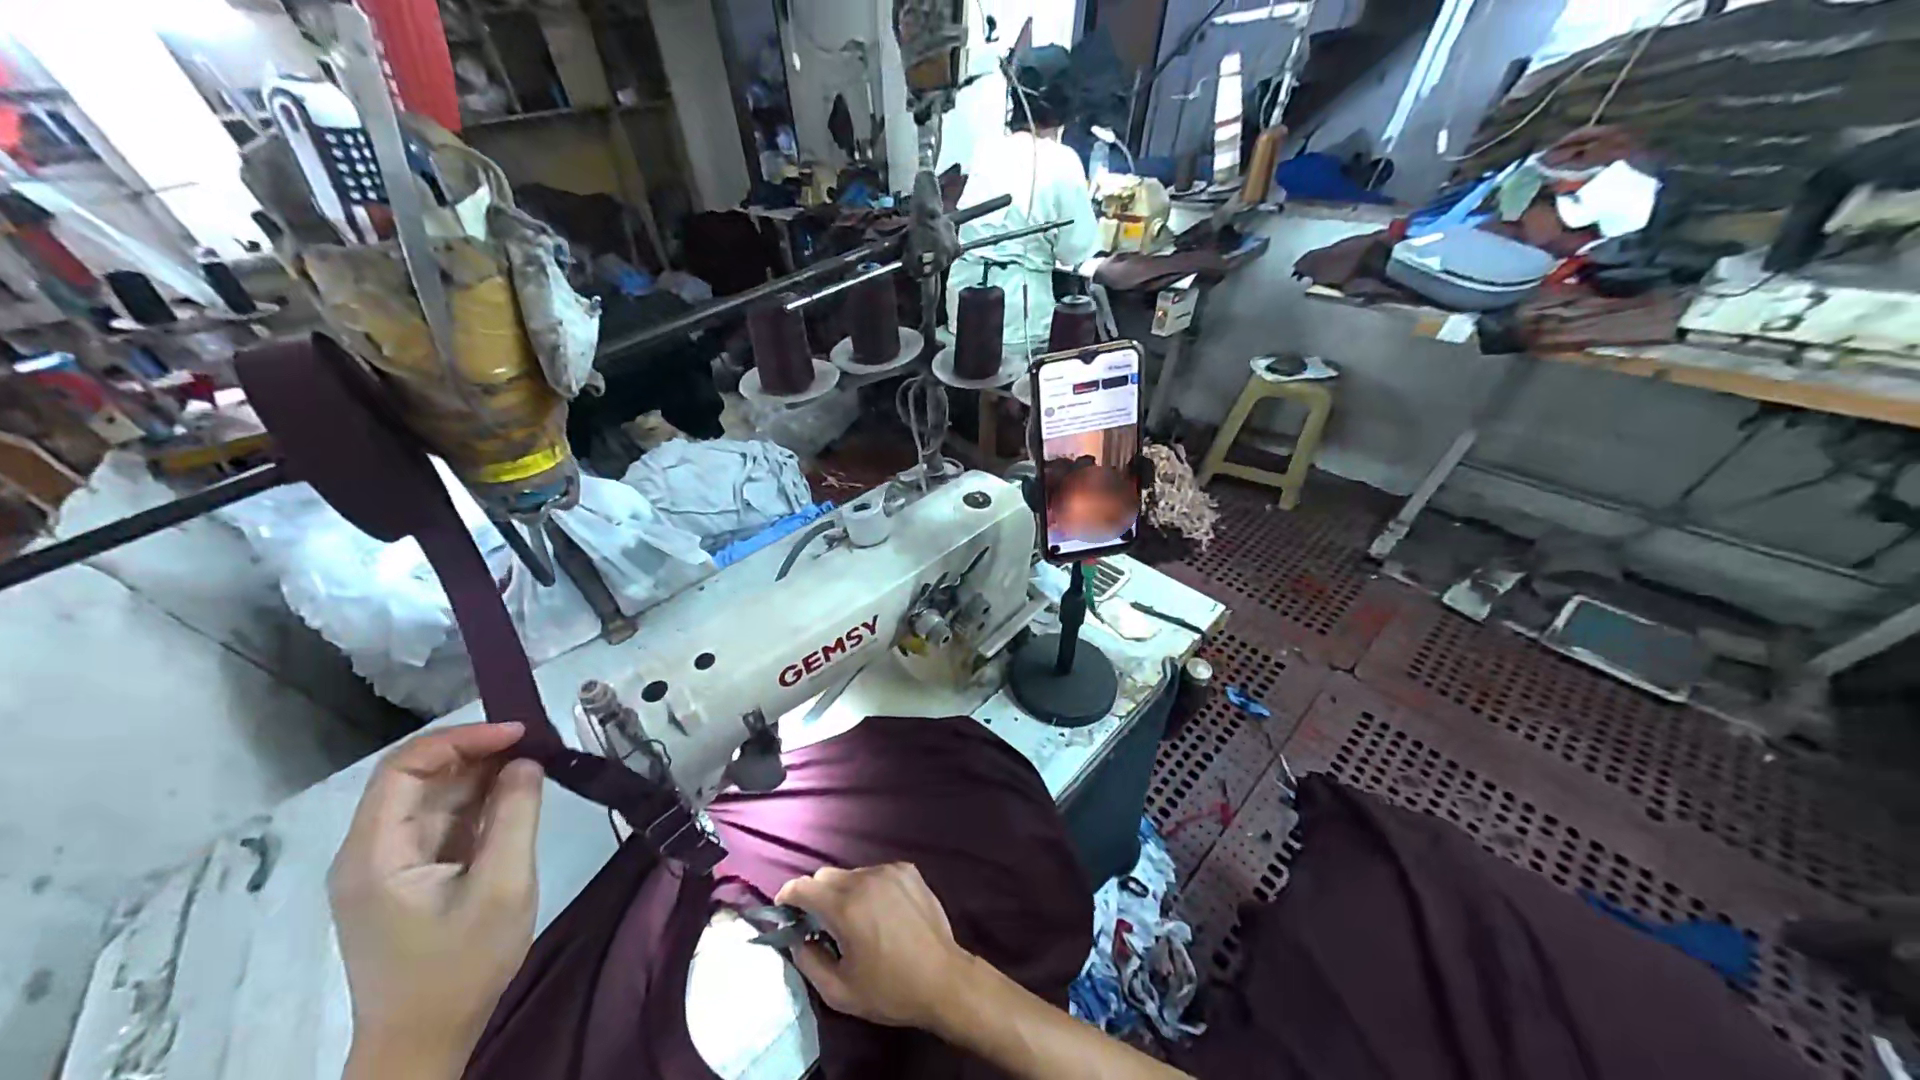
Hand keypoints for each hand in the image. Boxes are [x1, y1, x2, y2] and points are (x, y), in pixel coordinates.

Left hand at [330, 722, 543, 1073]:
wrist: (424, 1043)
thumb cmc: (459, 967)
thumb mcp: (501, 887)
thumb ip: (515, 816)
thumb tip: (526, 762)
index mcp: (375, 853)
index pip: (404, 768)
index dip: (461, 739)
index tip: (518, 733)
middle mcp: (371, 851)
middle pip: (417, 778)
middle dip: (476, 752)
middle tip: (536, 743)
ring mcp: (389, 865)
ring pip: (433, 798)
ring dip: (482, 775)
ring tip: (536, 762)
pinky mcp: (411, 877)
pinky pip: (444, 823)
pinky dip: (481, 802)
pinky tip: (518, 794)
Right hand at [774, 863, 977, 1032]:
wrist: (944, 979)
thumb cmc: (890, 989)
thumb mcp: (839, 991)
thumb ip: (808, 961)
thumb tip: (797, 938)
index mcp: (845, 906)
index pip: (802, 886)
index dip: (788, 897)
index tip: (786, 912)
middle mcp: (865, 879)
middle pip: (825, 876)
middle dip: (816, 896)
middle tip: (822, 925)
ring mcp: (889, 871)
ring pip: (851, 874)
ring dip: (844, 892)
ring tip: (857, 921)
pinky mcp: (908, 871)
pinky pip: (876, 873)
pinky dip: (869, 888)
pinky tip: (882, 912)